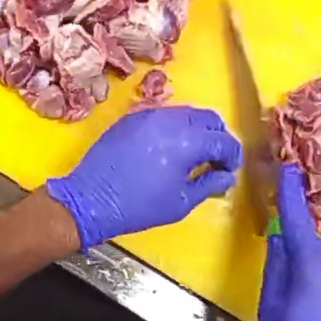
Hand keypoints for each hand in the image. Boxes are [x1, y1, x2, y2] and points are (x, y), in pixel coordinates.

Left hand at [44, 107, 240, 249]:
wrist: (89, 201)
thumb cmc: (137, 207)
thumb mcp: (179, 203)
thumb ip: (208, 185)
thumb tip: (225, 177)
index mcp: (187, 140)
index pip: (222, 139)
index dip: (231, 156)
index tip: (227, 171)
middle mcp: (169, 119)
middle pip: (207, 118)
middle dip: (215, 138)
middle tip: (211, 161)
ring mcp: (147, 115)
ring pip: (184, 114)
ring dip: (194, 131)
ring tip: (188, 157)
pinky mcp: (129, 119)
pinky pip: (160, 117)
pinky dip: (171, 129)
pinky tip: (164, 150)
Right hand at [261, 163, 320, 320]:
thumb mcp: (271, 311)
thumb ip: (275, 270)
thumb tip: (278, 240)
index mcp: (313, 267)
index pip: (296, 222)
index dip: (289, 196)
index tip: (287, 170)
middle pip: (317, 251)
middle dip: (301, 262)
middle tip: (285, 294)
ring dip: (320, 284)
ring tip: (308, 319)